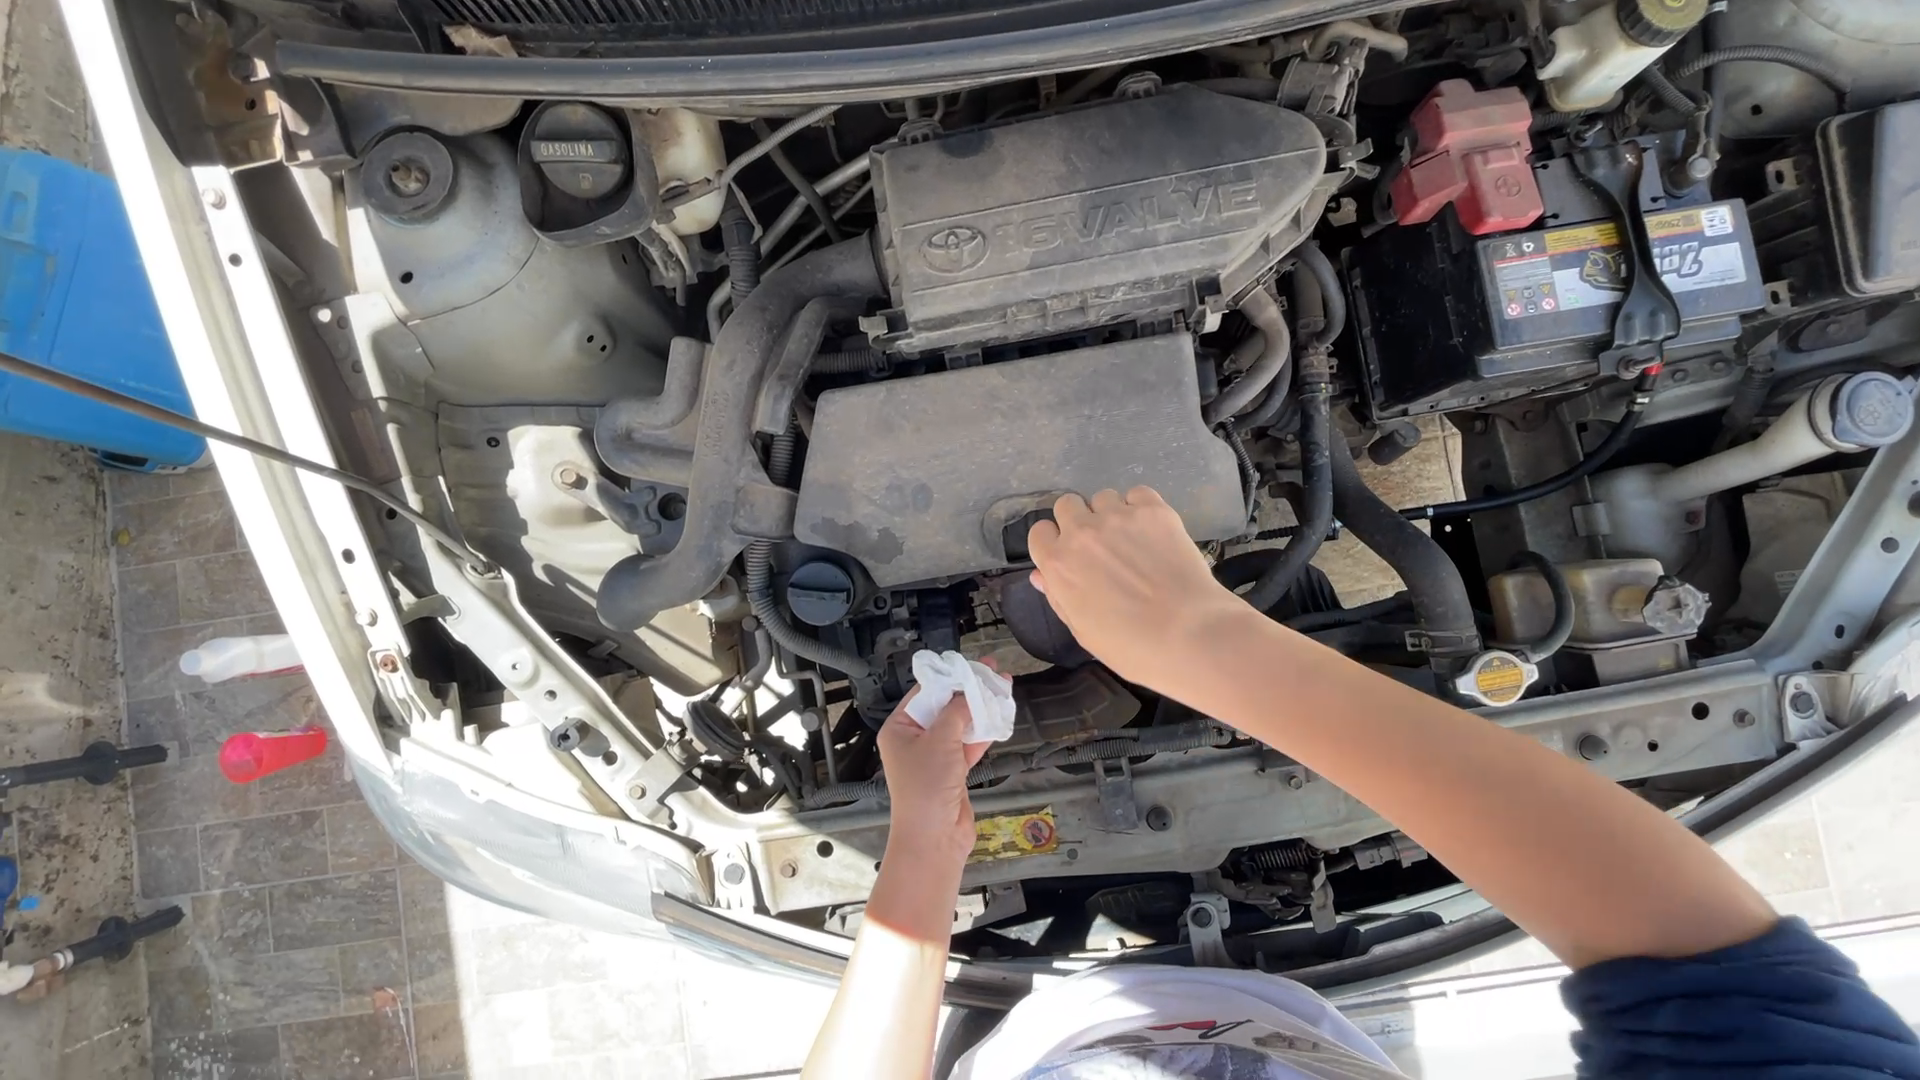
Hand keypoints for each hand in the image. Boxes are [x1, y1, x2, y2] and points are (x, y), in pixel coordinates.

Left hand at [877, 686, 991, 863]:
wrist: (934, 839)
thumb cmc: (926, 787)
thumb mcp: (940, 740)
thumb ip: (957, 711)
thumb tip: (971, 690)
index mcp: (899, 728)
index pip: (924, 692)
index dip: (949, 677)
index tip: (971, 664)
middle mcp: (914, 739)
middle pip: (944, 706)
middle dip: (969, 690)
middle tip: (992, 670)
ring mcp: (934, 756)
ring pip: (960, 724)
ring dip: (981, 708)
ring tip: (1003, 687)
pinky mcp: (952, 771)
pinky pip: (968, 744)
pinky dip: (984, 731)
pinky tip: (1001, 714)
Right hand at [1026, 487, 1245, 691]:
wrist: (1189, 633)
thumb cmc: (1131, 646)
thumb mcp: (1083, 630)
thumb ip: (1058, 597)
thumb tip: (1041, 576)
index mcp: (1058, 563)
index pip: (1039, 532)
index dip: (1053, 543)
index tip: (1068, 556)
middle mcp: (1082, 532)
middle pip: (1067, 505)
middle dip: (1077, 521)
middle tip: (1099, 545)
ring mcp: (1118, 517)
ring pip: (1103, 497)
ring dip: (1110, 514)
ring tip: (1130, 538)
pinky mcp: (1154, 510)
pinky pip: (1138, 493)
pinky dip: (1141, 508)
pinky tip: (1152, 531)